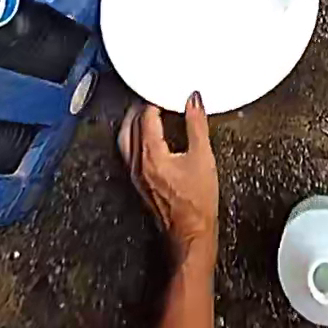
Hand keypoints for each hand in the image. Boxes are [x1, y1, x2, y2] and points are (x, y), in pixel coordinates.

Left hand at [119, 94, 219, 268]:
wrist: (191, 235)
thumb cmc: (197, 203)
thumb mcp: (203, 157)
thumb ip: (197, 124)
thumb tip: (193, 100)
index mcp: (151, 155)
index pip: (146, 117)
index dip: (154, 101)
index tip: (165, 92)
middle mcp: (138, 164)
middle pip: (130, 126)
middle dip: (139, 108)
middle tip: (151, 96)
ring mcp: (135, 175)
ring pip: (125, 140)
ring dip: (132, 122)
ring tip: (145, 112)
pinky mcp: (138, 183)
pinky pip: (128, 152)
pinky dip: (133, 137)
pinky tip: (146, 136)